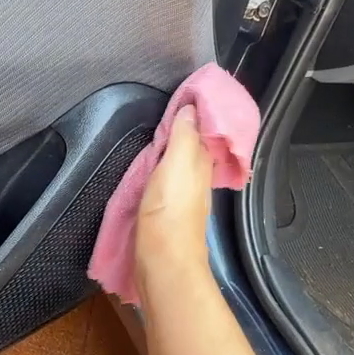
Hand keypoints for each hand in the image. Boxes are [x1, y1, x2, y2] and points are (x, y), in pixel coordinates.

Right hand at [134, 105, 214, 291]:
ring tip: (157, 132)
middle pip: (191, 145)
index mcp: (202, 163)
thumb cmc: (169, 212)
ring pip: (180, 162)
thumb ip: (184, 135)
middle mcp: (197, 177)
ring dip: (171, 147)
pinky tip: (151, 166)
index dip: (194, 111)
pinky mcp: (168, 210)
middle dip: (183, 127)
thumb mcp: (178, 164)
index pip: (202, 128)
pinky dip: (162, 166)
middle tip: (166, 108)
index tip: (182, 92)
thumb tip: (191, 107)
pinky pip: (167, 179)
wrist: (163, 262)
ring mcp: (183, 195)